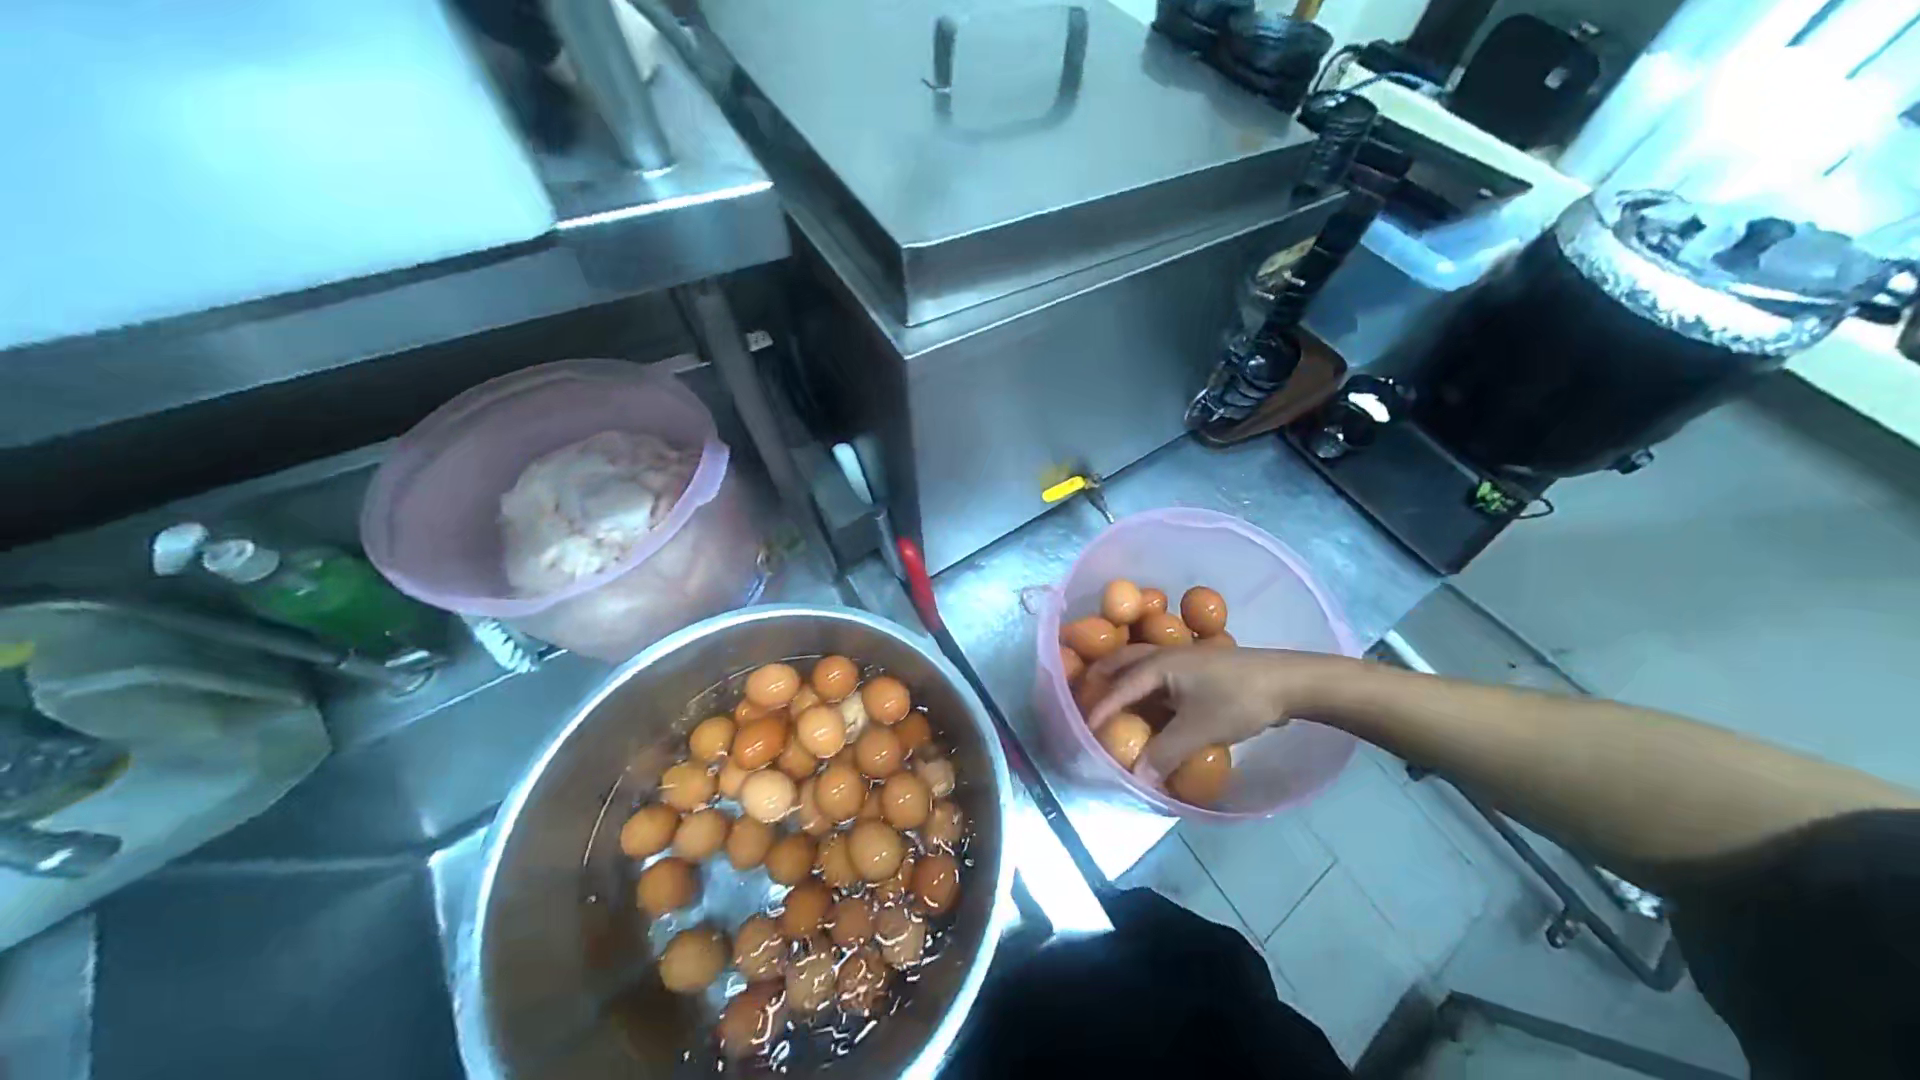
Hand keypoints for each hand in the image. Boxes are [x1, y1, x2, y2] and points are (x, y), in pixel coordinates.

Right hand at [1084, 645, 1355, 777]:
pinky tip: (1151, 707)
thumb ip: (1164, 754)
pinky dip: (1145, 689)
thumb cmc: (1238, 700)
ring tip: (1111, 704)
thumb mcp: (1199, 730)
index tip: (1080, 729)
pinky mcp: (1200, 670)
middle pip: (1122, 664)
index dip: (1097, 708)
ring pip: (1142, 668)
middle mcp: (1165, 656)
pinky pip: (1160, 677)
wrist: (1290, 682)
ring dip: (1123, 682)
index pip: (1117, 686)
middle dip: (1101, 680)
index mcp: (1158, 664)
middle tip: (1083, 700)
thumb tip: (1136, 779)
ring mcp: (1184, 660)